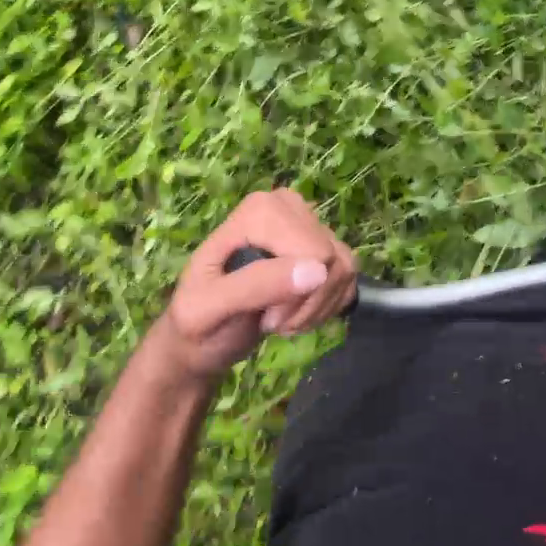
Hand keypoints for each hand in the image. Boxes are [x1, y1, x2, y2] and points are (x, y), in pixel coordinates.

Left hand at [159, 189, 357, 380]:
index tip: (265, 315)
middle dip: (307, 303)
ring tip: (283, 320)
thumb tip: (318, 270)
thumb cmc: (195, 322)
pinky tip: (300, 314)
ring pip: (345, 268)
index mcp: (260, 210)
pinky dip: (330, 306)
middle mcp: (290, 206)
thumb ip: (256, 285)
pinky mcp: (323, 246)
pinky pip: (349, 276)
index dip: (297, 293)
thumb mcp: (207, 308)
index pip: (314, 251)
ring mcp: (309, 224)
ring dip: (318, 308)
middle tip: (272, 321)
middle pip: (331, 260)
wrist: (199, 339)